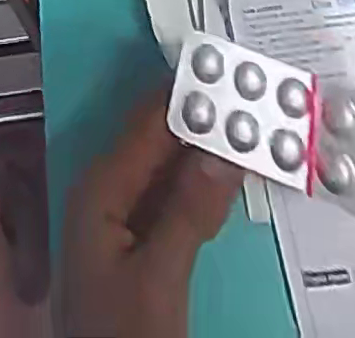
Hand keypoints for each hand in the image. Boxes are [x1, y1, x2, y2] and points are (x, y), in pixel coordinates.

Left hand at [64, 92, 246, 337]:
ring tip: (252, 123)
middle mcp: (108, 186)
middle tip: (254, 96)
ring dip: (208, 145)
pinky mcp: (140, 233)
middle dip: (204, 118)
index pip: (149, 122)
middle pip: (159, 137)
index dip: (188, 96)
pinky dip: (203, 179)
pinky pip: (174, 190)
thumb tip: (223, 148)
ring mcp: (123, 210)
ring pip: (170, 162)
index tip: (231, 74)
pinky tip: (233, 171)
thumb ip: (189, 210)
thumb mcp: (158, 280)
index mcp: (101, 186)